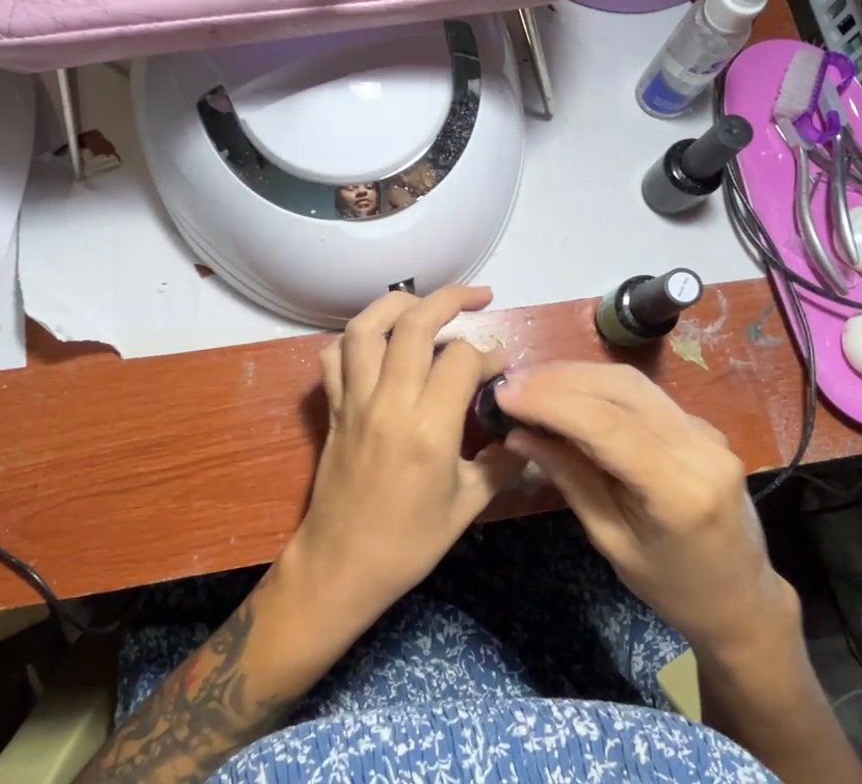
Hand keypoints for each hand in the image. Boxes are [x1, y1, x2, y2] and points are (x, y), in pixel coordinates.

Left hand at [285, 285, 524, 631]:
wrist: (341, 565)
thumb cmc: (408, 543)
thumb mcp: (467, 506)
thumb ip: (502, 463)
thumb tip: (528, 433)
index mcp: (428, 428)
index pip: (461, 360)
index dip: (490, 354)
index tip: (503, 368)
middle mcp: (388, 402)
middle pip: (413, 325)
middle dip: (450, 299)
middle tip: (479, 296)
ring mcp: (353, 401)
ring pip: (366, 328)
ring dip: (397, 304)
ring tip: (425, 303)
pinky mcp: (333, 409)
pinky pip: (335, 356)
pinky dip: (356, 337)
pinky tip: (379, 342)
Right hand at [496, 362, 796, 651]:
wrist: (743, 598)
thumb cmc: (672, 586)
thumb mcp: (612, 542)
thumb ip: (569, 480)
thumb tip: (518, 435)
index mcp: (680, 491)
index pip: (607, 427)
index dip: (551, 403)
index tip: (504, 394)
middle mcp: (701, 449)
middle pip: (622, 389)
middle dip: (559, 379)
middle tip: (510, 385)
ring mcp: (708, 432)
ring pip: (633, 383)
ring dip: (577, 376)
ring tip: (530, 384)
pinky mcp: (703, 426)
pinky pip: (644, 395)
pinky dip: (599, 389)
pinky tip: (568, 397)